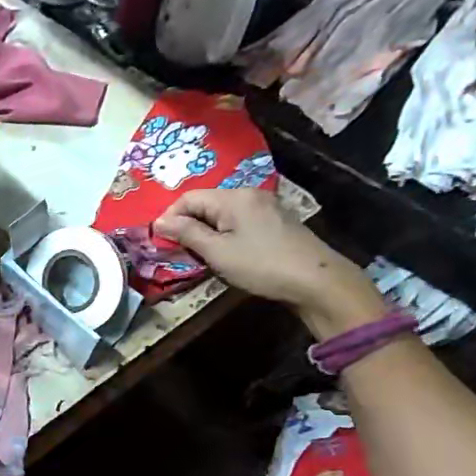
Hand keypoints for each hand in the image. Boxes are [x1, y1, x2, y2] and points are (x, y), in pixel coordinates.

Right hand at [154, 184, 386, 339]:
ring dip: (204, 232)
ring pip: (222, 214)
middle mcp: (249, 195)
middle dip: (187, 225)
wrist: (316, 280)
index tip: (159, 241)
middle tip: (176, 252)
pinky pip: (238, 222)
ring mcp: (264, 207)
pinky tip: (223, 254)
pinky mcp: (274, 222)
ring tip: (197, 256)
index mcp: (233, 197)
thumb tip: (160, 222)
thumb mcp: (218, 252)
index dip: (169, 217)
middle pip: (206, 204)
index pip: (189, 198)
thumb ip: (187, 234)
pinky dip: (223, 235)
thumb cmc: (262, 265)